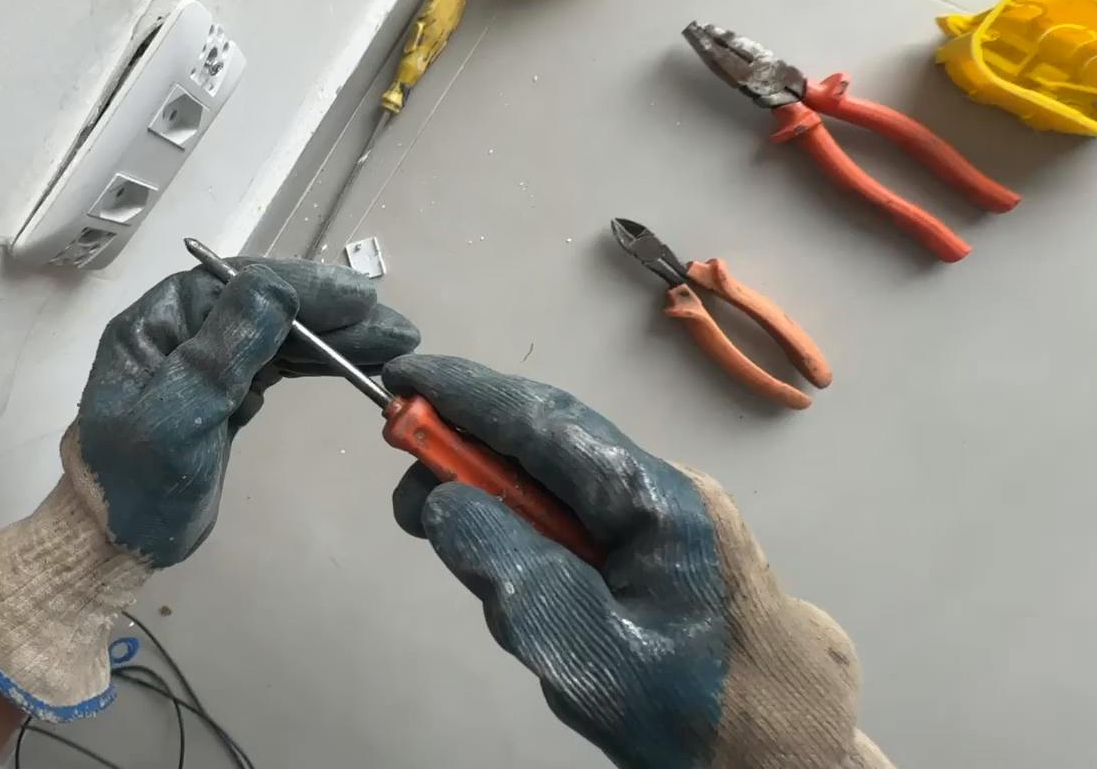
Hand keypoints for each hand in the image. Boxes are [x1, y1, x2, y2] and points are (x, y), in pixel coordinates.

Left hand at [77, 257, 419, 565]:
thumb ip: (223, 351)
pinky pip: (276, 364)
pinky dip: (315, 363)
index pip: (239, 285)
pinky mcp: (226, 391)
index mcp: (161, 320)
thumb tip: (276, 289)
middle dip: (331, 314)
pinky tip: (351, 364)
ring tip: (391, 345)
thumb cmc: (134, 483)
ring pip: (278, 335)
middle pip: (266, 306)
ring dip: (333, 339)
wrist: (115, 541)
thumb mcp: (175, 416)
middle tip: (395, 329)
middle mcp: (184, 329)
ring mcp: (206, 359)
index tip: (359, 300)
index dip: (302, 288)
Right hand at [384, 355, 891, 768]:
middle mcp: (658, 484)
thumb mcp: (589, 654)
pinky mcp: (645, 536)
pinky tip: (499, 550)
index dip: (462, 392)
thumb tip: (440, 501)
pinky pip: (561, 502)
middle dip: (463, 435)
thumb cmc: (697, 718)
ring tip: (441, 521)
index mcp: (658, 499)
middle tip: (406, 460)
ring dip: (484, 480)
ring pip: (546, 467)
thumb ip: (509, 568)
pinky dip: (510, 511)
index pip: (541, 420)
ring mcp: (655, 507)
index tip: (399, 377)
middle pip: (541, 432)